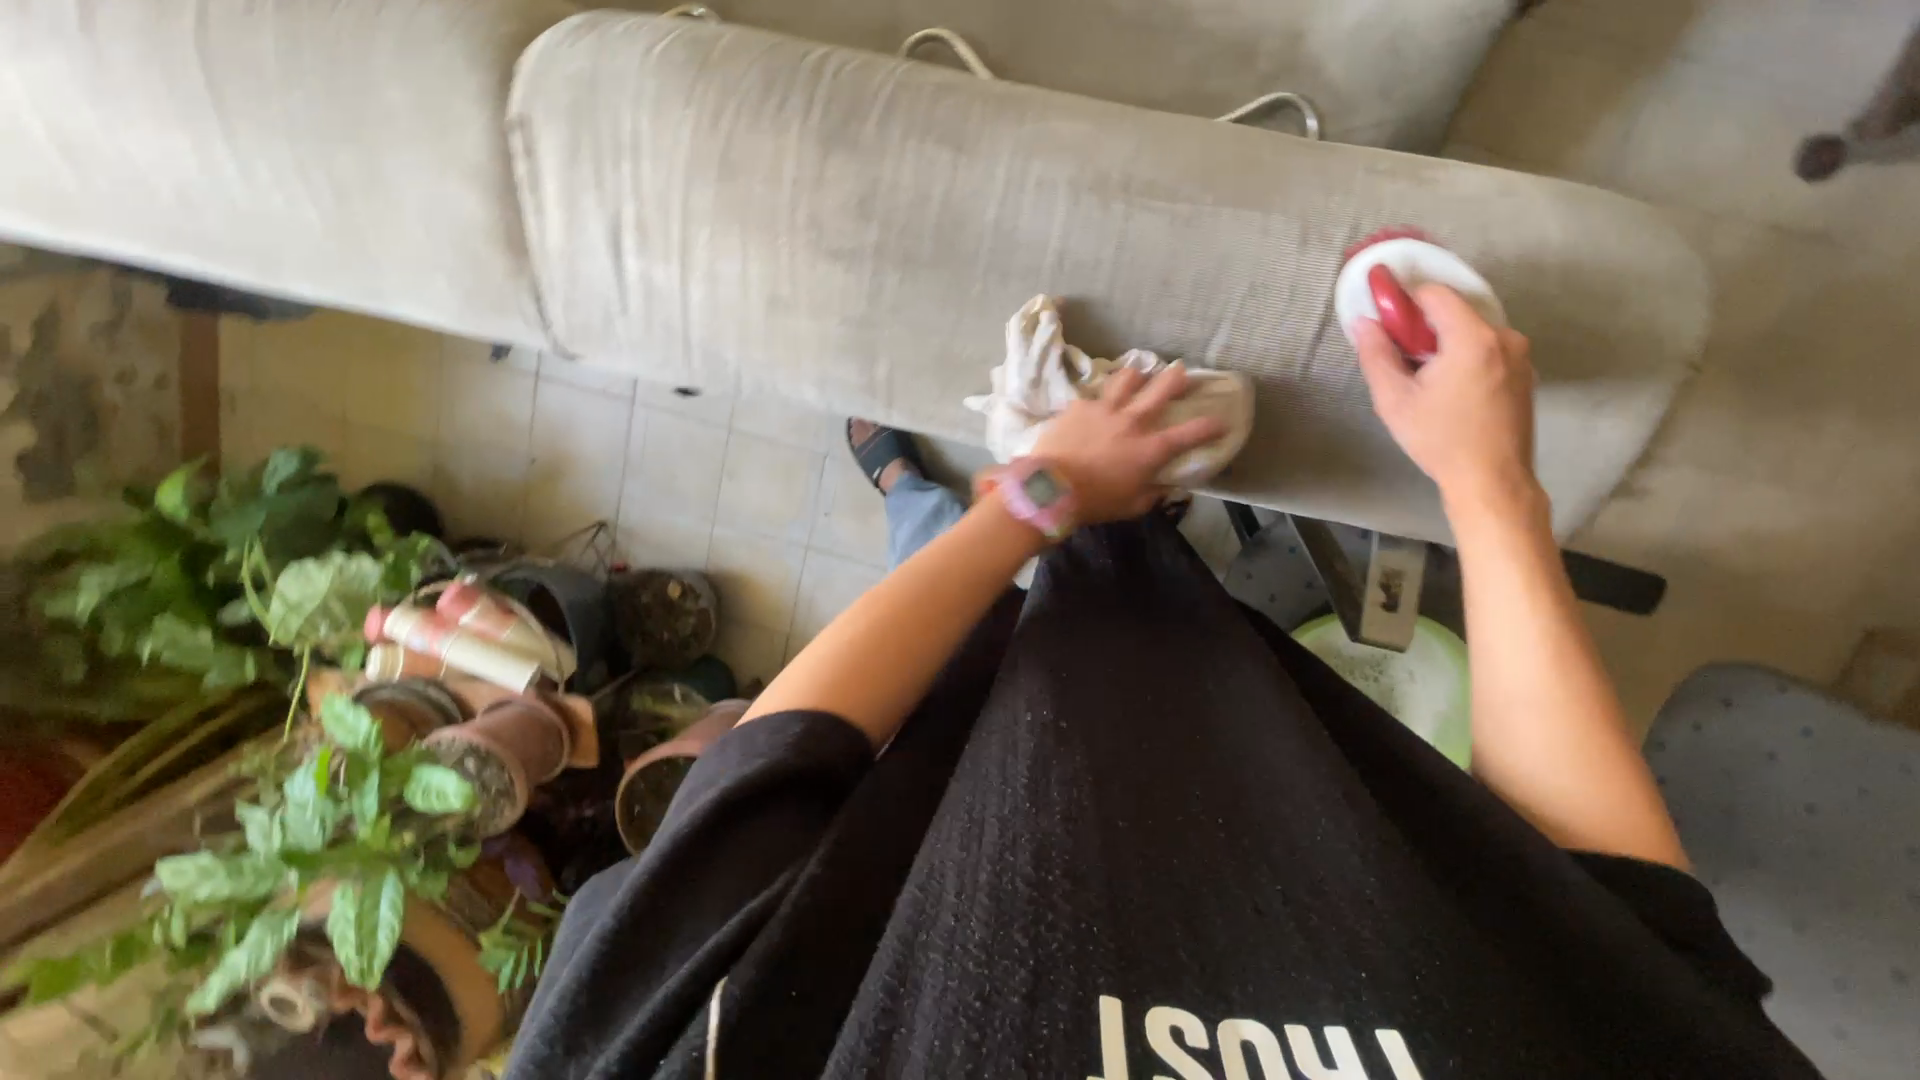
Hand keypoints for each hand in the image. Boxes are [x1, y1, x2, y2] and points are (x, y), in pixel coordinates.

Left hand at [1028, 362, 1226, 524]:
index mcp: (1150, 449)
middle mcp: (1132, 422)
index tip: (1221, 422)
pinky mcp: (1078, 406)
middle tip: (1181, 372)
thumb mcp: (1131, 506)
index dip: (1210, 426)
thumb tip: (1167, 487)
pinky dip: (1098, 399)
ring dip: (1136, 376)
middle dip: (1176, 378)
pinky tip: (1094, 403)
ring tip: (1137, 375)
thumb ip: (1153, 494)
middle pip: (1162, 389)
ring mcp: (1104, 409)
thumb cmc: (1095, 502)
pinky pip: (1093, 396)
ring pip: (1127, 379)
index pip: (1190, 433)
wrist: (1050, 488)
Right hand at [1349, 285, 1540, 516]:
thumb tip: (1364, 322)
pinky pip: (1488, 351)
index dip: (1405, 300)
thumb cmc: (1439, 439)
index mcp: (1473, 338)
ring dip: (1445, 345)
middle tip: (1402, 359)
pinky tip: (1450, 391)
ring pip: (1472, 333)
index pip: (1435, 294)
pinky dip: (1465, 358)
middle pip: (1455, 313)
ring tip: (1426, 382)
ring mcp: (1520, 355)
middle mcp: (1504, 337)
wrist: (1491, 479)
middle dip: (1424, 328)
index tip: (1385, 319)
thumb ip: (1377, 355)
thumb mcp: (1394, 400)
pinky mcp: (1525, 373)